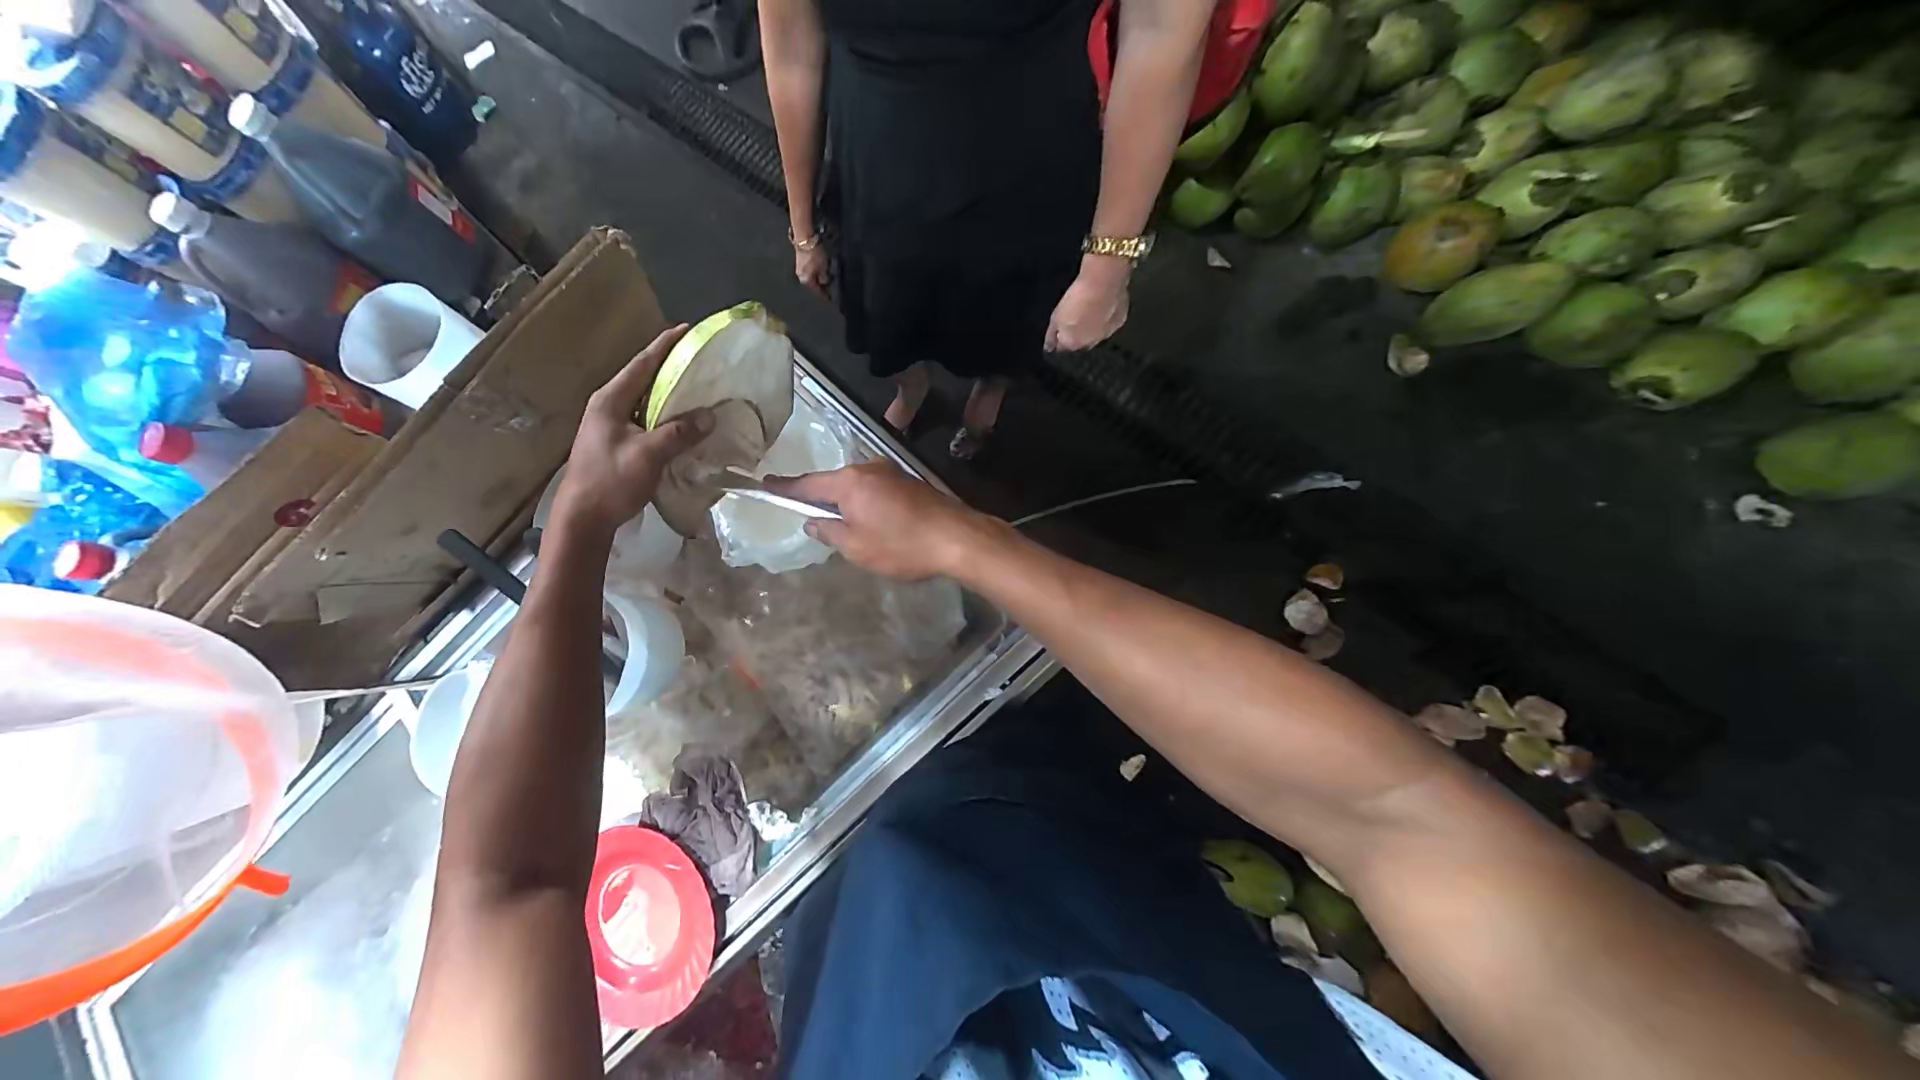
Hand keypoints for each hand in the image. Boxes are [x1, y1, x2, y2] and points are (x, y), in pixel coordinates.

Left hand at [553, 324, 714, 533]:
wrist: (583, 517)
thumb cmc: (610, 481)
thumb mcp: (648, 455)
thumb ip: (679, 433)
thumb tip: (710, 415)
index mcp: (610, 400)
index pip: (642, 363)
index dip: (664, 345)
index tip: (687, 330)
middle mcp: (609, 407)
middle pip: (644, 378)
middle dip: (671, 367)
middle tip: (700, 360)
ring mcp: (612, 425)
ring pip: (647, 401)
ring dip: (671, 393)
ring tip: (699, 388)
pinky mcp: (618, 443)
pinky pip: (648, 420)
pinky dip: (668, 416)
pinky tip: (686, 422)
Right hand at [767, 461, 1000, 580]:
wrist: (959, 539)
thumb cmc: (902, 546)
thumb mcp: (857, 548)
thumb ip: (830, 532)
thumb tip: (813, 521)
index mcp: (850, 482)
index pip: (807, 483)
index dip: (785, 487)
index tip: (765, 484)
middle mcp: (869, 469)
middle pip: (833, 483)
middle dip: (820, 498)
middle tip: (808, 515)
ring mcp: (892, 473)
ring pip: (857, 487)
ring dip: (847, 503)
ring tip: (844, 527)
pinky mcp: (910, 483)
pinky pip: (876, 490)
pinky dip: (867, 504)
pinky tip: (872, 523)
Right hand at [795, 243, 830, 299]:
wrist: (804, 239)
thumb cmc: (814, 254)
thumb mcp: (823, 267)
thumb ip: (824, 277)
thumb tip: (825, 282)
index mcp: (807, 281)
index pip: (817, 292)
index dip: (824, 295)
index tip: (830, 299)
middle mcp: (801, 277)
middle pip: (813, 286)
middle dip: (821, 288)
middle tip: (829, 289)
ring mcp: (799, 270)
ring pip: (811, 279)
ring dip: (818, 280)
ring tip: (826, 280)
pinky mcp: (800, 263)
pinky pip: (809, 272)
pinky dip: (815, 274)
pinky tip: (819, 272)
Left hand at [1044, 255, 1130, 351]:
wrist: (1104, 282)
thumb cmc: (1076, 299)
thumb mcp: (1056, 317)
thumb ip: (1051, 336)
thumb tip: (1049, 349)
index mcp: (1073, 344)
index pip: (1062, 350)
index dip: (1060, 340)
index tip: (1059, 332)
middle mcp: (1090, 344)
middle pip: (1080, 345)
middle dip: (1076, 337)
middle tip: (1074, 321)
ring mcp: (1106, 335)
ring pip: (1096, 336)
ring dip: (1091, 330)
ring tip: (1088, 314)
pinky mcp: (1119, 323)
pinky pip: (1109, 325)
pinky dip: (1105, 320)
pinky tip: (1103, 309)